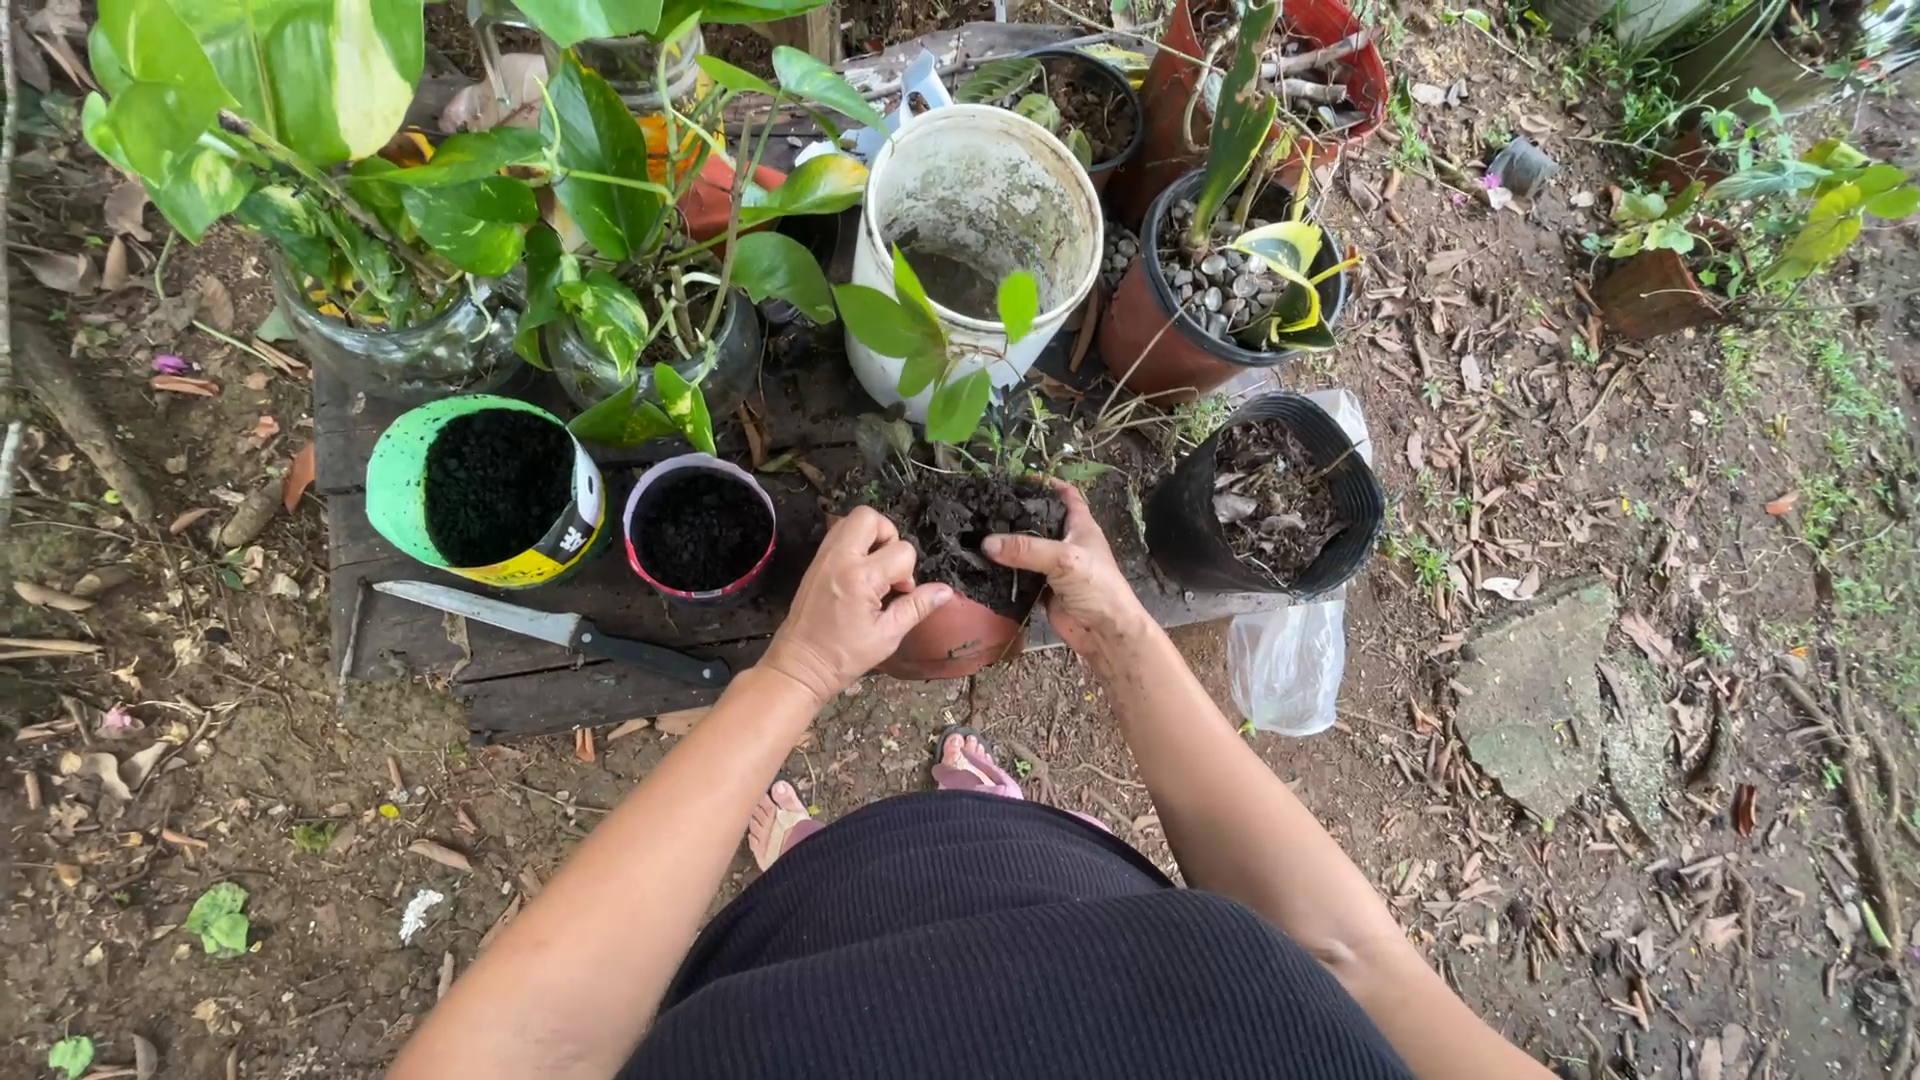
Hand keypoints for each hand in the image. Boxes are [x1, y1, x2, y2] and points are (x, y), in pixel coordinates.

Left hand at [760, 506, 951, 706]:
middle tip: (888, 565)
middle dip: (889, 536)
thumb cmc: (844, 656)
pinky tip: (859, 573)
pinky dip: (854, 544)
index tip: (899, 594)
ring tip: (875, 567)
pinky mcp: (815, 563)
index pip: (902, 551)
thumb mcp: (888, 635)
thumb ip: (917, 606)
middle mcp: (840, 559)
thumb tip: (946, 591)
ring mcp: (824, 558)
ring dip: (870, 537)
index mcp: (861, 578)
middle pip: (870, 517)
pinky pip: (837, 535)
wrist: (800, 665)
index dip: (909, 573)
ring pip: (851, 520)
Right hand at [983, 480, 1147, 658]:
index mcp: (1080, 527)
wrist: (1104, 632)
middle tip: (988, 505)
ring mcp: (1054, 568)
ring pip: (1026, 550)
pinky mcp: (1043, 589)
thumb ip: (1026, 549)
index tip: (1020, 478)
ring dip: (1007, 544)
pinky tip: (984, 563)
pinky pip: (1020, 576)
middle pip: (1039, 522)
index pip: (1067, 496)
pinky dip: (1005, 571)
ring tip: (978, 530)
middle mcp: (1066, 543)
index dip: (1048, 484)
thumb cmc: (1096, 586)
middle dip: (1017, 514)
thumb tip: (987, 542)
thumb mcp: (1064, 559)